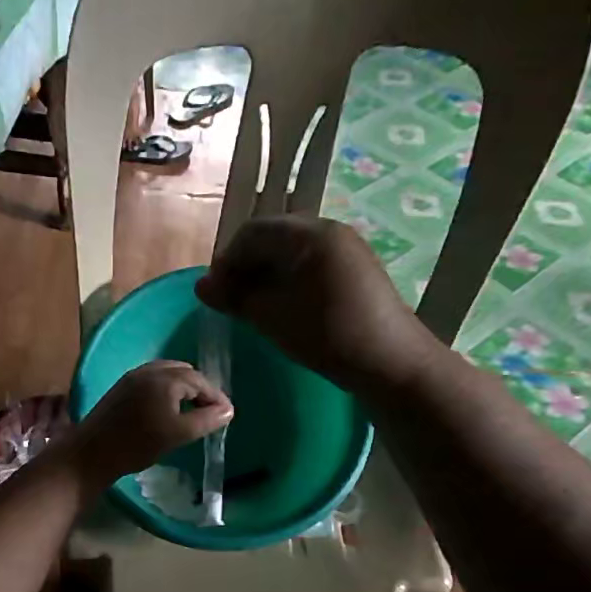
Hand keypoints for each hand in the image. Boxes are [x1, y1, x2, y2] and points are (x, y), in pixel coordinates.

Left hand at [70, 360, 231, 484]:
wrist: (92, 453)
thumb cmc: (137, 444)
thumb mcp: (178, 434)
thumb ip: (206, 420)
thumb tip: (227, 410)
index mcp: (166, 378)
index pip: (200, 381)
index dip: (216, 397)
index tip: (226, 415)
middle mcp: (149, 371)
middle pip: (184, 373)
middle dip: (200, 390)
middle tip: (210, 411)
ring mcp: (132, 377)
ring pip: (167, 375)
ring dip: (183, 389)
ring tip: (192, 410)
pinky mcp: (121, 387)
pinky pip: (152, 381)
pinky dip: (166, 390)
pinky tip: (167, 408)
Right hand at [195, 215, 439, 389]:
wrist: (389, 361)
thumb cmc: (325, 334)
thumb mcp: (271, 316)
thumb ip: (234, 297)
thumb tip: (201, 286)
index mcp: (308, 234)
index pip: (252, 232)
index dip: (226, 260)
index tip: (214, 293)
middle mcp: (329, 229)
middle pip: (272, 236)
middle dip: (245, 265)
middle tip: (230, 299)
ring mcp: (346, 247)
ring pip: (291, 250)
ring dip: (265, 272)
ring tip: (253, 305)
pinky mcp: (355, 267)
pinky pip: (311, 261)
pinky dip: (288, 277)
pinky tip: (283, 305)